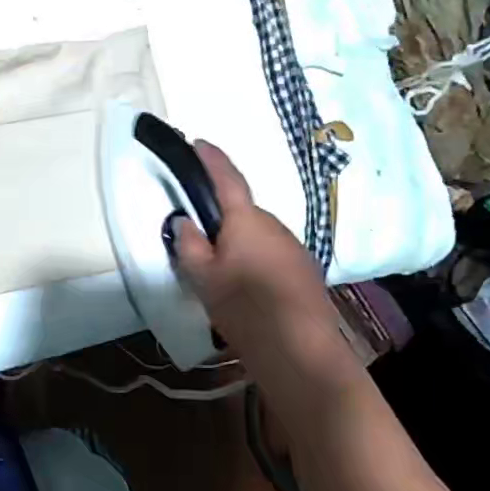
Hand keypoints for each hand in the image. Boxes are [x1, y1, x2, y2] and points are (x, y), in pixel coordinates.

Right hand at [170, 141, 348, 371]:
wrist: (298, 348)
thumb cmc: (243, 306)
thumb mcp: (202, 277)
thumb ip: (189, 244)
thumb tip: (185, 220)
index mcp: (246, 219)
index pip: (227, 179)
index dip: (212, 159)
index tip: (198, 142)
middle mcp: (274, 224)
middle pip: (242, 211)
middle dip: (222, 217)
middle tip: (199, 239)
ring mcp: (294, 246)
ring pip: (258, 234)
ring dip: (240, 242)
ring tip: (222, 272)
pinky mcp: (304, 269)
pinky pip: (272, 252)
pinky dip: (256, 259)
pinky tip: (248, 287)